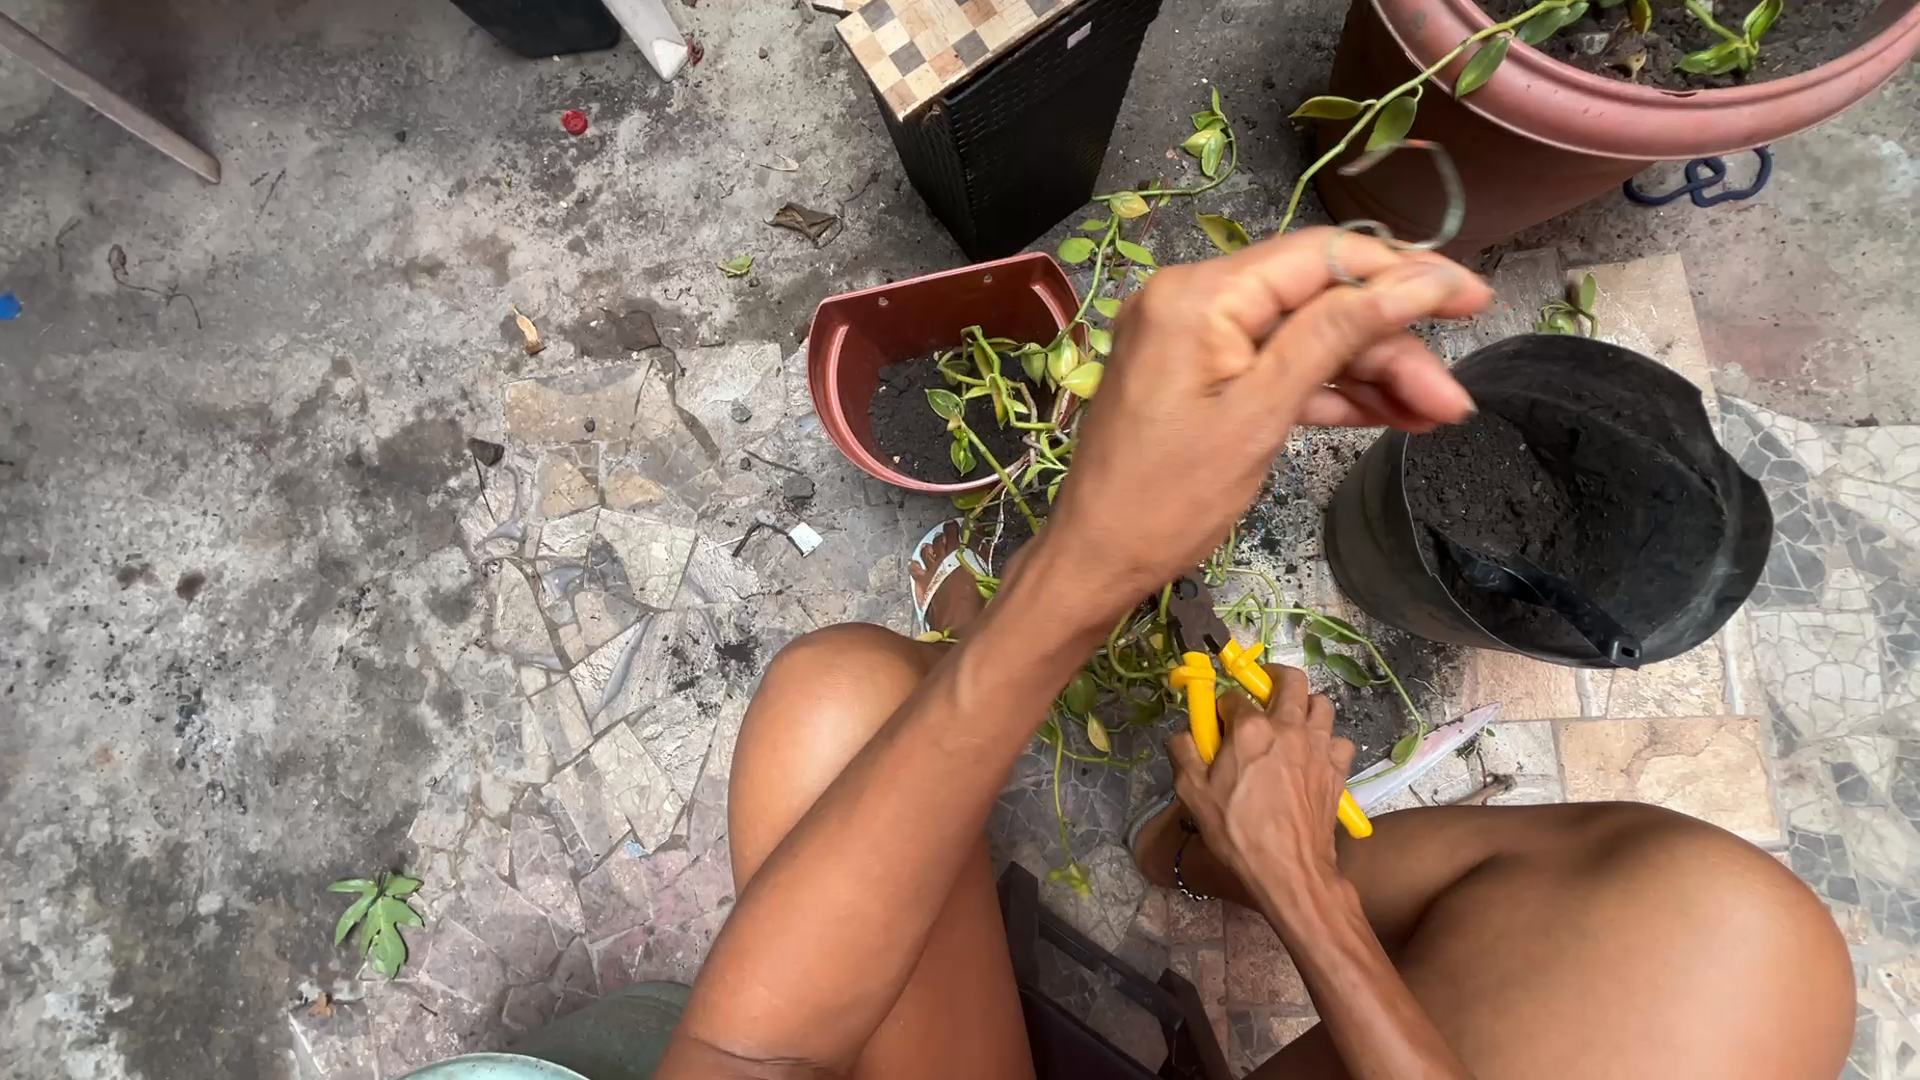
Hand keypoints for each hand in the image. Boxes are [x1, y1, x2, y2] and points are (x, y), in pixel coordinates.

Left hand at [1042, 228, 1491, 616]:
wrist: (1098, 557)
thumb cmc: (1169, 498)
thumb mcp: (1261, 415)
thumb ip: (1337, 335)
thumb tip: (1420, 277)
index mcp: (1197, 296)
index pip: (1320, 258)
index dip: (1404, 275)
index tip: (1474, 299)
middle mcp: (1187, 301)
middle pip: (1314, 302)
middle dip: (1386, 348)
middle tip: (1450, 401)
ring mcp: (1186, 340)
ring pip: (1297, 340)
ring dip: (1363, 376)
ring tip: (1432, 416)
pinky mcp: (1192, 377)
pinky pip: (1267, 369)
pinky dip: (1319, 393)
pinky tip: (1382, 416)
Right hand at [1167, 665, 1355, 890]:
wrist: (1289, 870)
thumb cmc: (1237, 829)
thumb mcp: (1191, 791)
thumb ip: (1182, 751)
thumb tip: (1183, 734)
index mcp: (1250, 728)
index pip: (1233, 696)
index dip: (1221, 707)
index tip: (1216, 724)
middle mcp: (1288, 727)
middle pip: (1291, 680)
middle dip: (1273, 678)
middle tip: (1261, 690)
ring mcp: (1318, 747)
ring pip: (1322, 703)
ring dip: (1304, 706)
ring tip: (1289, 722)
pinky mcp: (1337, 770)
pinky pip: (1338, 739)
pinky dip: (1326, 740)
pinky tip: (1311, 755)